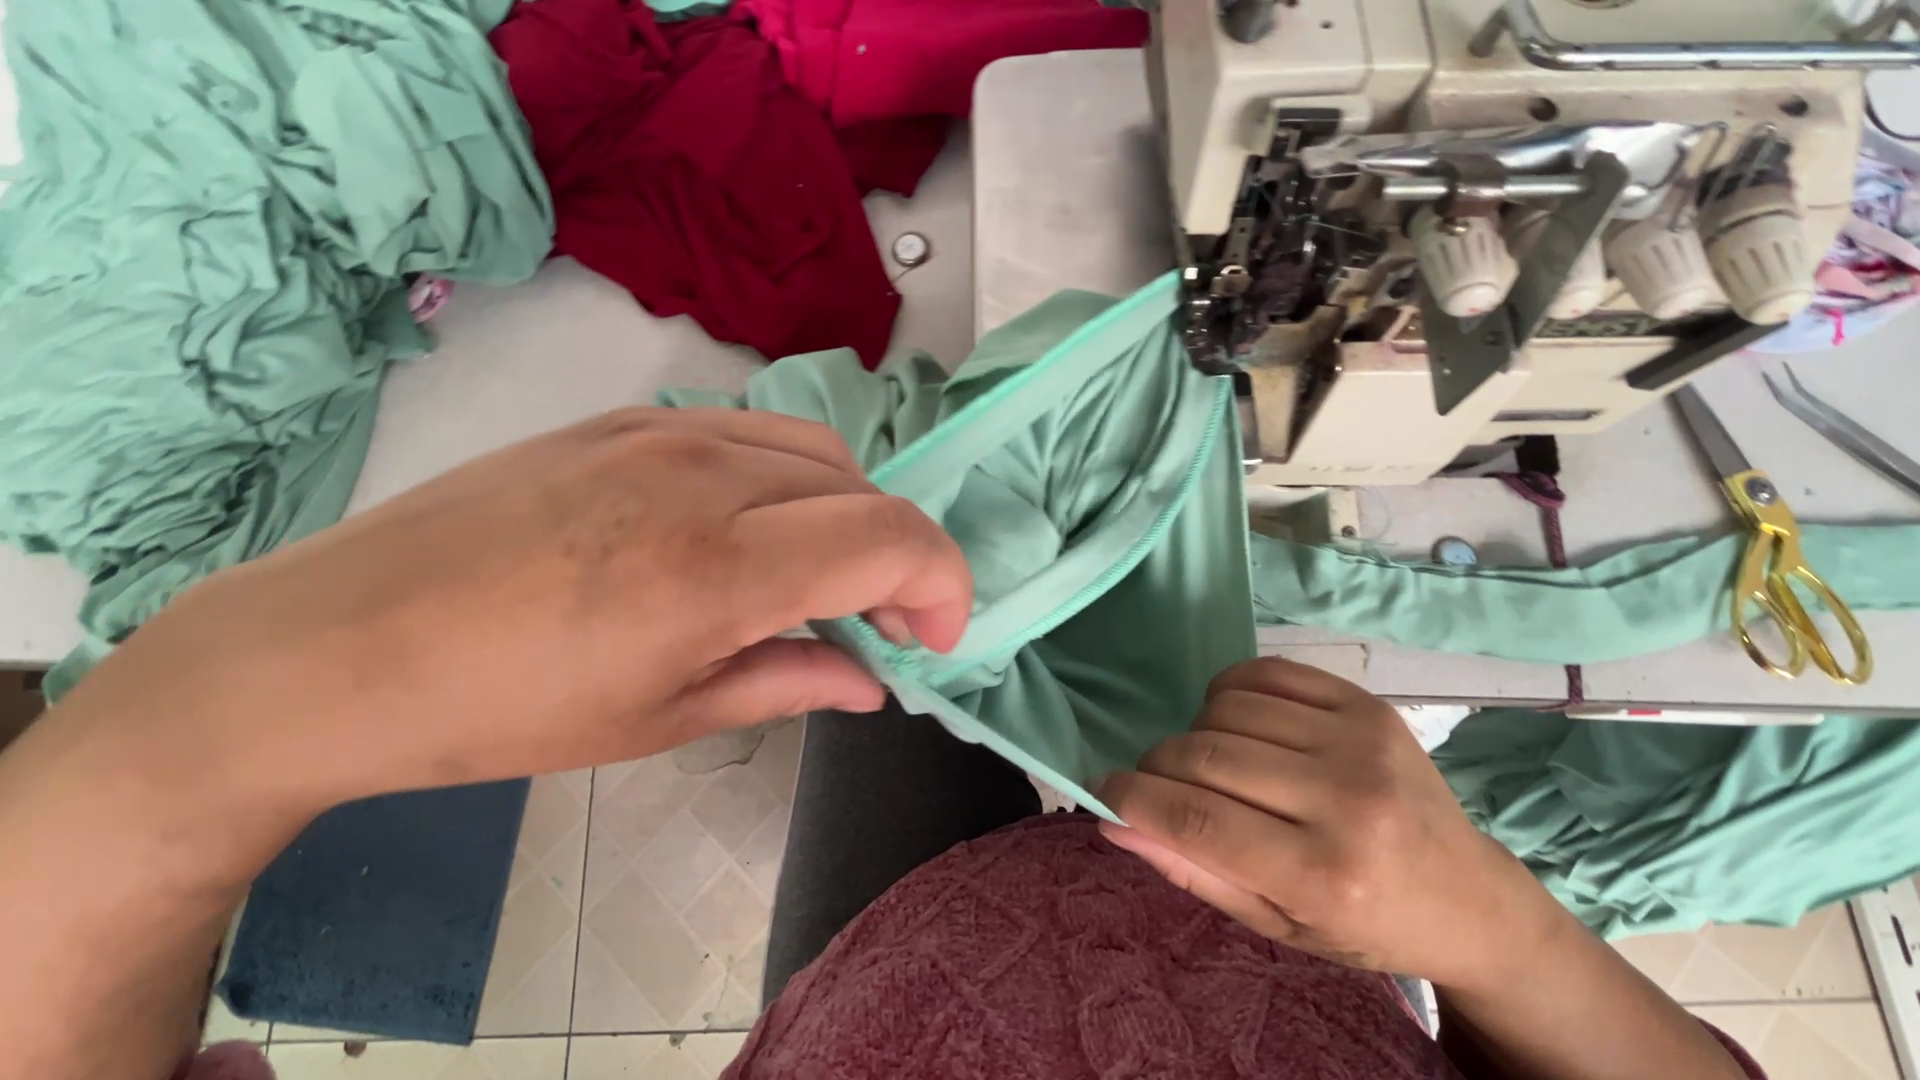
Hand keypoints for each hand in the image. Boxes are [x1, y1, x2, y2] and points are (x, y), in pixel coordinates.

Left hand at [55, 407, 971, 815]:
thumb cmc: (505, 709)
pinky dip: (791, 479)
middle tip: (880, 625)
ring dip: (848, 515)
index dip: (942, 585)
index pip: (891, 538)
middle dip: (900, 560)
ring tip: (819, 576)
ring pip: (817, 451)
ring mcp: (664, 429)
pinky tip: (753, 527)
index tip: (934, 639)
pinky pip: (752, 430)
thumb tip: (871, 680)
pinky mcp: (627, 416)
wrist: (338, 642)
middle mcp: (706, 474)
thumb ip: (789, 683)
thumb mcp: (664, 719)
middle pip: (865, 490)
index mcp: (719, 567)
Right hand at [1097, 658, 1557, 991]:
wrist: (1468, 898)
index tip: (1103, 792)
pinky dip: (1228, 692)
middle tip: (1155, 783)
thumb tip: (1112, 821)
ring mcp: (1361, 742)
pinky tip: (1235, 723)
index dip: (1132, 799)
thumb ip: (1189, 870)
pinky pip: (1264, 671)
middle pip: (1203, 757)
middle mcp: (1345, 801)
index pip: (1196, 820)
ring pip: (1225, 709)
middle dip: (1155, 767)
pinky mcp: (1368, 705)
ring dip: (1194, 733)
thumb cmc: (1363, 924)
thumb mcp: (1273, 923)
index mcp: (1323, 874)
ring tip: (1210, 762)